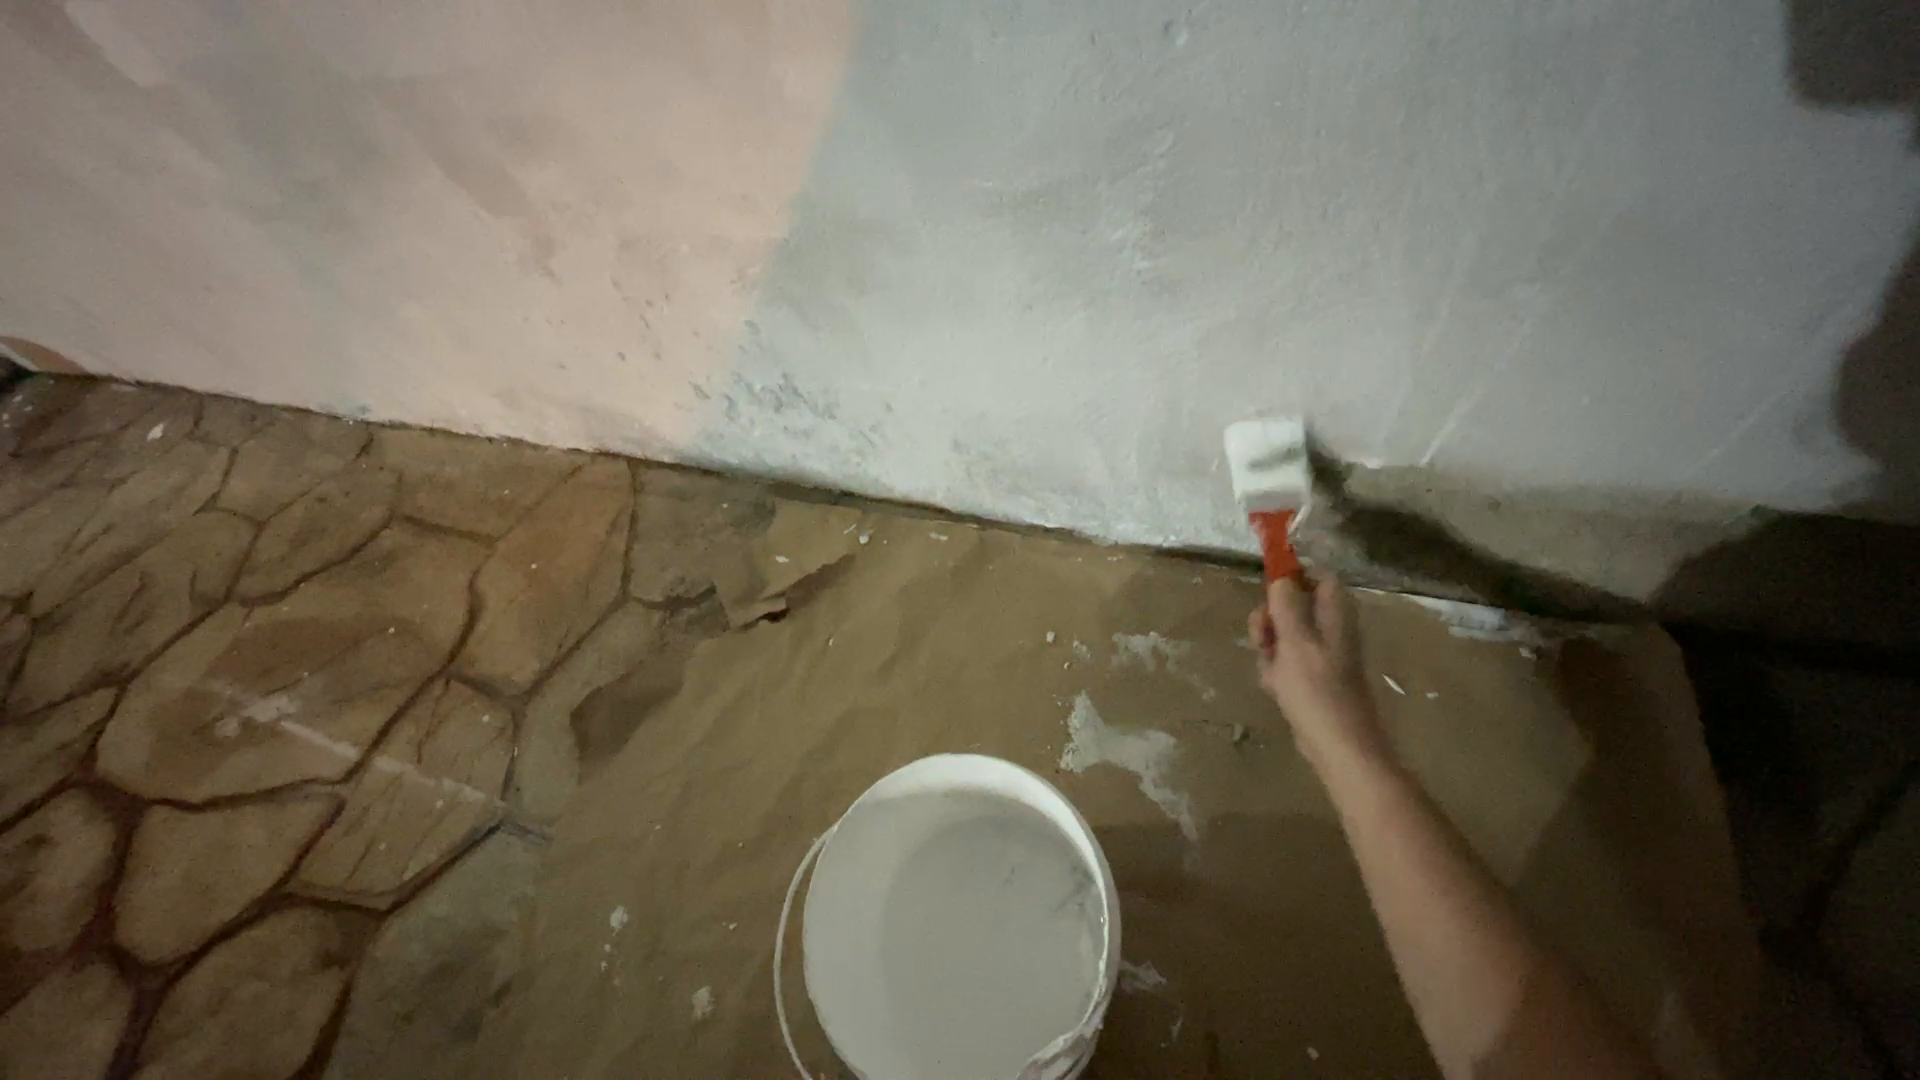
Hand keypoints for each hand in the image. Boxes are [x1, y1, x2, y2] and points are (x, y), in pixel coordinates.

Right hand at [1248, 578, 1390, 769]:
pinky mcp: (1311, 678)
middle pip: (1293, 605)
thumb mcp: (1295, 641)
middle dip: (1271, 618)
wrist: (1338, 745)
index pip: (1318, 577)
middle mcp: (1330, 630)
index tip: (1267, 589)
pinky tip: (1275, 687)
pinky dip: (1275, 670)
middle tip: (1262, 637)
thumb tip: (1281, 575)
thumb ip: (1286, 605)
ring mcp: (1321, 654)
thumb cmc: (1317, 690)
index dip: (1293, 577)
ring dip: (1269, 647)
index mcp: (1334, 615)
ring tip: (1271, 670)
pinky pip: (1284, 661)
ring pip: (1284, 634)